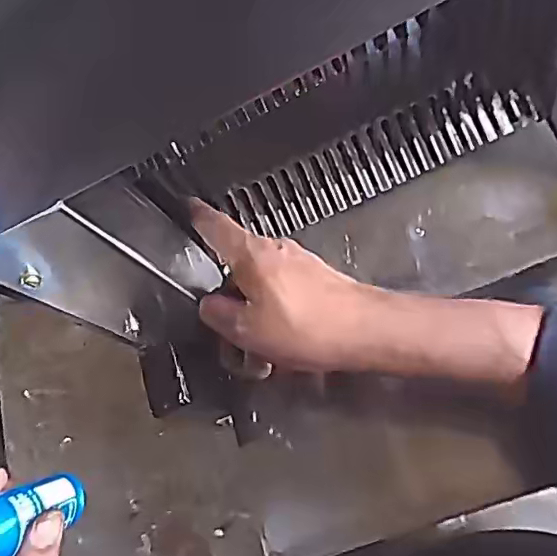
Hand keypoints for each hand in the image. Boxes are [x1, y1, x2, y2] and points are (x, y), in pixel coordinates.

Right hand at [188, 198, 388, 372]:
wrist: (367, 331)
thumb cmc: (309, 326)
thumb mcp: (247, 330)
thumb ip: (219, 315)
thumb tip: (210, 307)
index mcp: (251, 255)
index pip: (217, 226)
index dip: (198, 216)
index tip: (189, 207)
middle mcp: (275, 250)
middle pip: (238, 265)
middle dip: (230, 296)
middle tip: (228, 328)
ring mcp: (298, 263)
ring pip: (262, 283)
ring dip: (256, 312)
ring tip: (262, 348)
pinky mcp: (316, 280)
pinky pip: (284, 293)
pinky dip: (278, 315)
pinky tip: (286, 343)